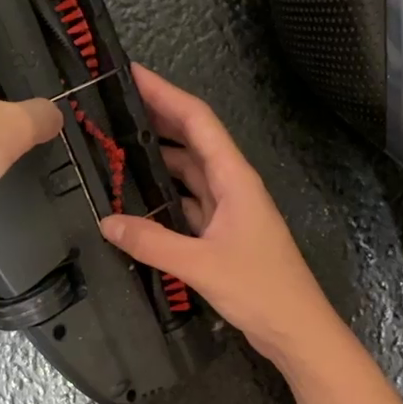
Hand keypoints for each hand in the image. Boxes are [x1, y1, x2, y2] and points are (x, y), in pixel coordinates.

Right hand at [99, 65, 339, 361]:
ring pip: (187, 174)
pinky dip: (162, 198)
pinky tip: (136, 202)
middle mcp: (232, 186)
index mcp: (234, 178)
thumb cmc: (260, 289)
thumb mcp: (200, 264)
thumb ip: (151, 242)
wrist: (296, 330)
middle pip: (191, 141)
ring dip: (157, 160)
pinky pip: (187, 205)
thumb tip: (106, 223)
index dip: (165, 93)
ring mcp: (228, 212)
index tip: (130, 74)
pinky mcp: (222, 236)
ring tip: (115, 149)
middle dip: (156, 120)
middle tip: (111, 108)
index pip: (197, 121)